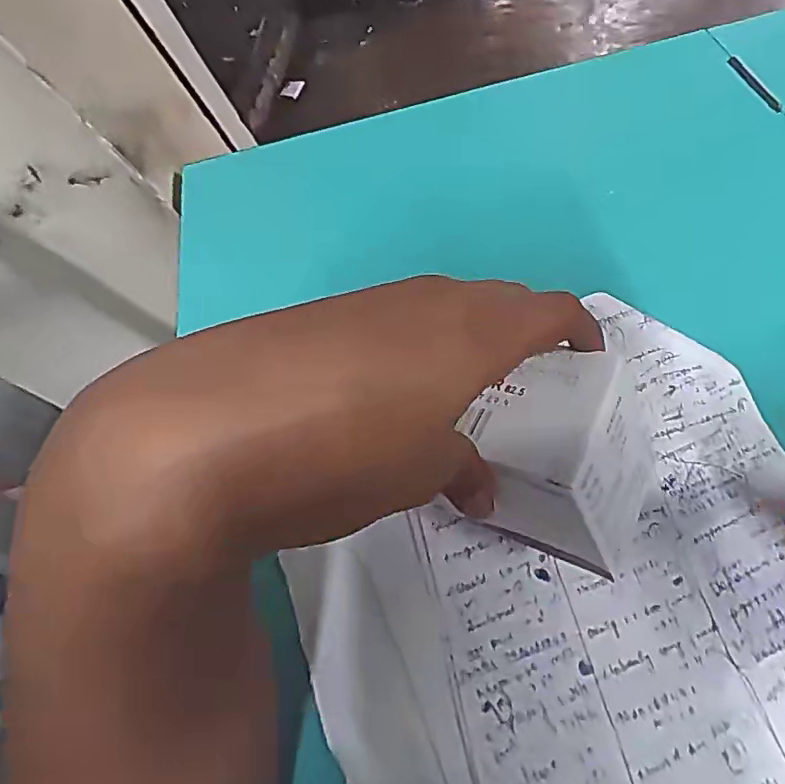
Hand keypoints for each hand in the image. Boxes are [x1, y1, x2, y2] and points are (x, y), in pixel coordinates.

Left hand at [16, 276, 602, 579]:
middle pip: (495, 300)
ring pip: (438, 307)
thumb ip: (460, 467)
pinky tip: (380, 389)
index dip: (576, 328)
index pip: (546, 310)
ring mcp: (366, 302)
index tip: (588, 354)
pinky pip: (388, 319)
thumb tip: (479, 483)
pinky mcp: (316, 314)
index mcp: (469, 332)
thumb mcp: (417, 474)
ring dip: (462, 337)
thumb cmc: (339, 455)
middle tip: (527, 373)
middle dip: (521, 330)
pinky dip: (409, 344)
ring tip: (456, 386)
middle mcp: (424, 301)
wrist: (196, 435)